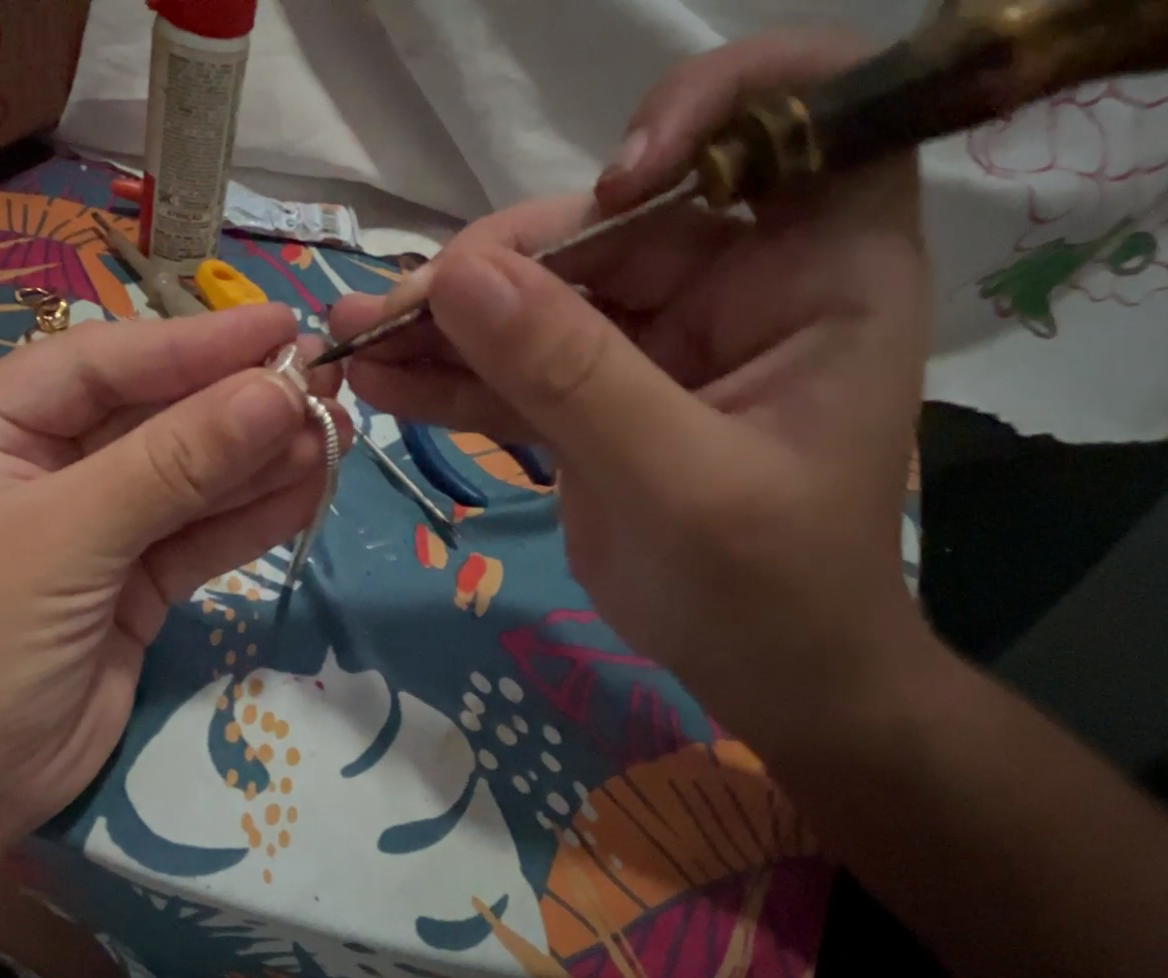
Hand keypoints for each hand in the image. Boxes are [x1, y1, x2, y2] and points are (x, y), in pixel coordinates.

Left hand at [0, 306, 342, 844]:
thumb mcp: (64, 540)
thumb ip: (172, 465)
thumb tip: (277, 390)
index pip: (103, 362)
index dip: (194, 341)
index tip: (283, 327)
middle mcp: (46, 469)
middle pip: (155, 417)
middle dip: (238, 404)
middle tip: (329, 385)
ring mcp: (95, 532)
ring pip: (189, 480)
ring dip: (259, 459)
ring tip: (339, 433)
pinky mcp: (134, 589)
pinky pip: (200, 539)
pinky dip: (252, 518)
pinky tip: (309, 488)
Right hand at [329, 31, 932, 736]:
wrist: (762, 673)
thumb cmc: (765, 586)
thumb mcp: (677, 480)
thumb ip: (572, 373)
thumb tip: (457, 274)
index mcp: (817, 272)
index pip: (793, 117)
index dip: (706, 113)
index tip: (615, 182)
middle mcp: (738, 280)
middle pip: (606, 223)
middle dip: (495, 263)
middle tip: (391, 311)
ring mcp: (656, 335)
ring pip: (538, 295)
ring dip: (444, 318)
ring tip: (350, 335)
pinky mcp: (594, 388)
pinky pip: (513, 363)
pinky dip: (448, 374)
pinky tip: (378, 380)